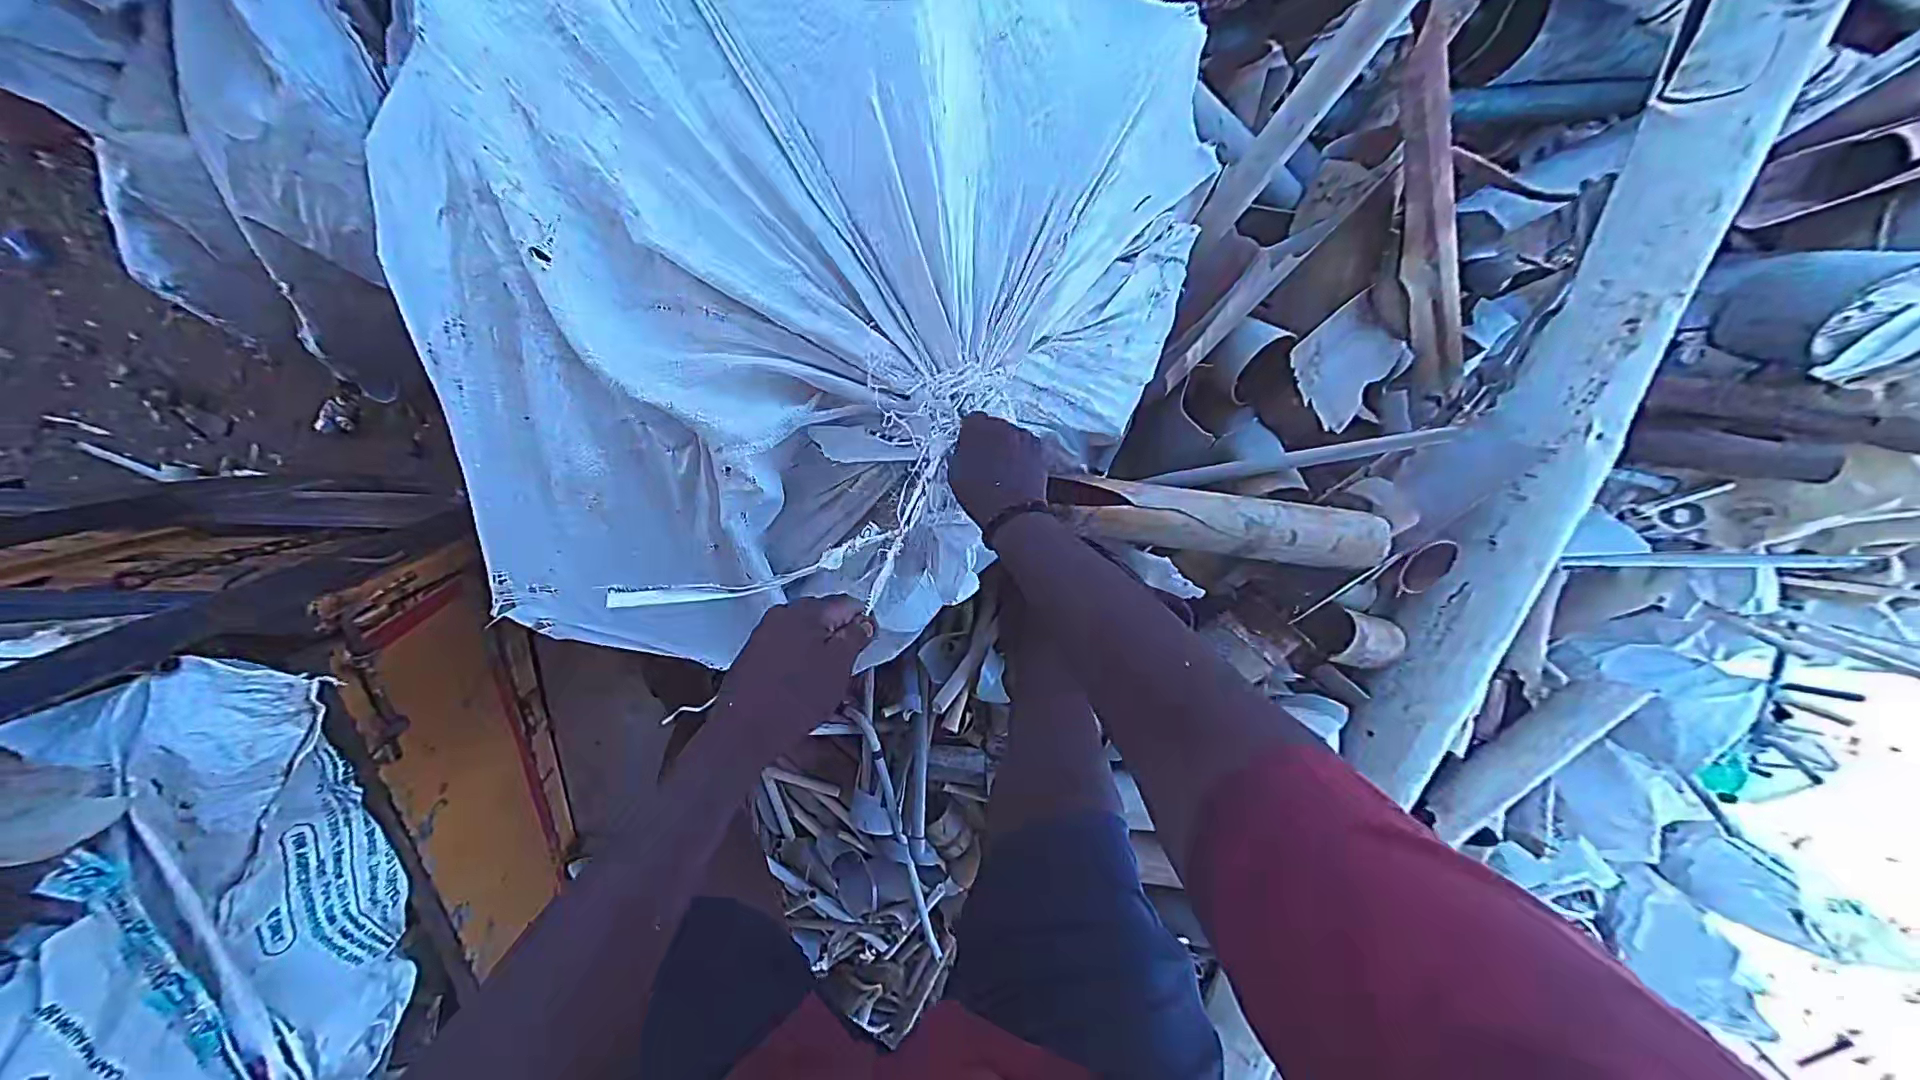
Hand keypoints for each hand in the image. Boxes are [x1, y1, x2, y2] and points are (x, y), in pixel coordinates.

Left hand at [714, 597, 872, 740]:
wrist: (745, 728)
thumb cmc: (795, 698)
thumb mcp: (838, 666)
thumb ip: (856, 637)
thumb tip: (865, 622)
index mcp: (807, 610)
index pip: (848, 603)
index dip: (864, 623)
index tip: (868, 643)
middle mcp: (783, 613)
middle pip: (825, 615)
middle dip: (841, 635)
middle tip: (849, 665)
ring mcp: (766, 630)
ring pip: (806, 632)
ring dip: (820, 648)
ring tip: (825, 678)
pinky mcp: (755, 650)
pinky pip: (788, 645)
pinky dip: (800, 657)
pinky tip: (803, 680)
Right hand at [947, 413, 1047, 525]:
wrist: (1012, 513)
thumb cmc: (981, 497)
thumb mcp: (956, 473)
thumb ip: (960, 452)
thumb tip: (964, 448)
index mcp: (977, 429)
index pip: (971, 420)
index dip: (970, 433)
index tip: (969, 443)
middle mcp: (1001, 427)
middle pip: (994, 425)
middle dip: (989, 438)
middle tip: (985, 458)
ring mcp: (1022, 437)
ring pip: (1011, 434)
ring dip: (1007, 445)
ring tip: (1002, 467)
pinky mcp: (1038, 449)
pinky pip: (1026, 445)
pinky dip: (1021, 453)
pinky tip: (1015, 470)